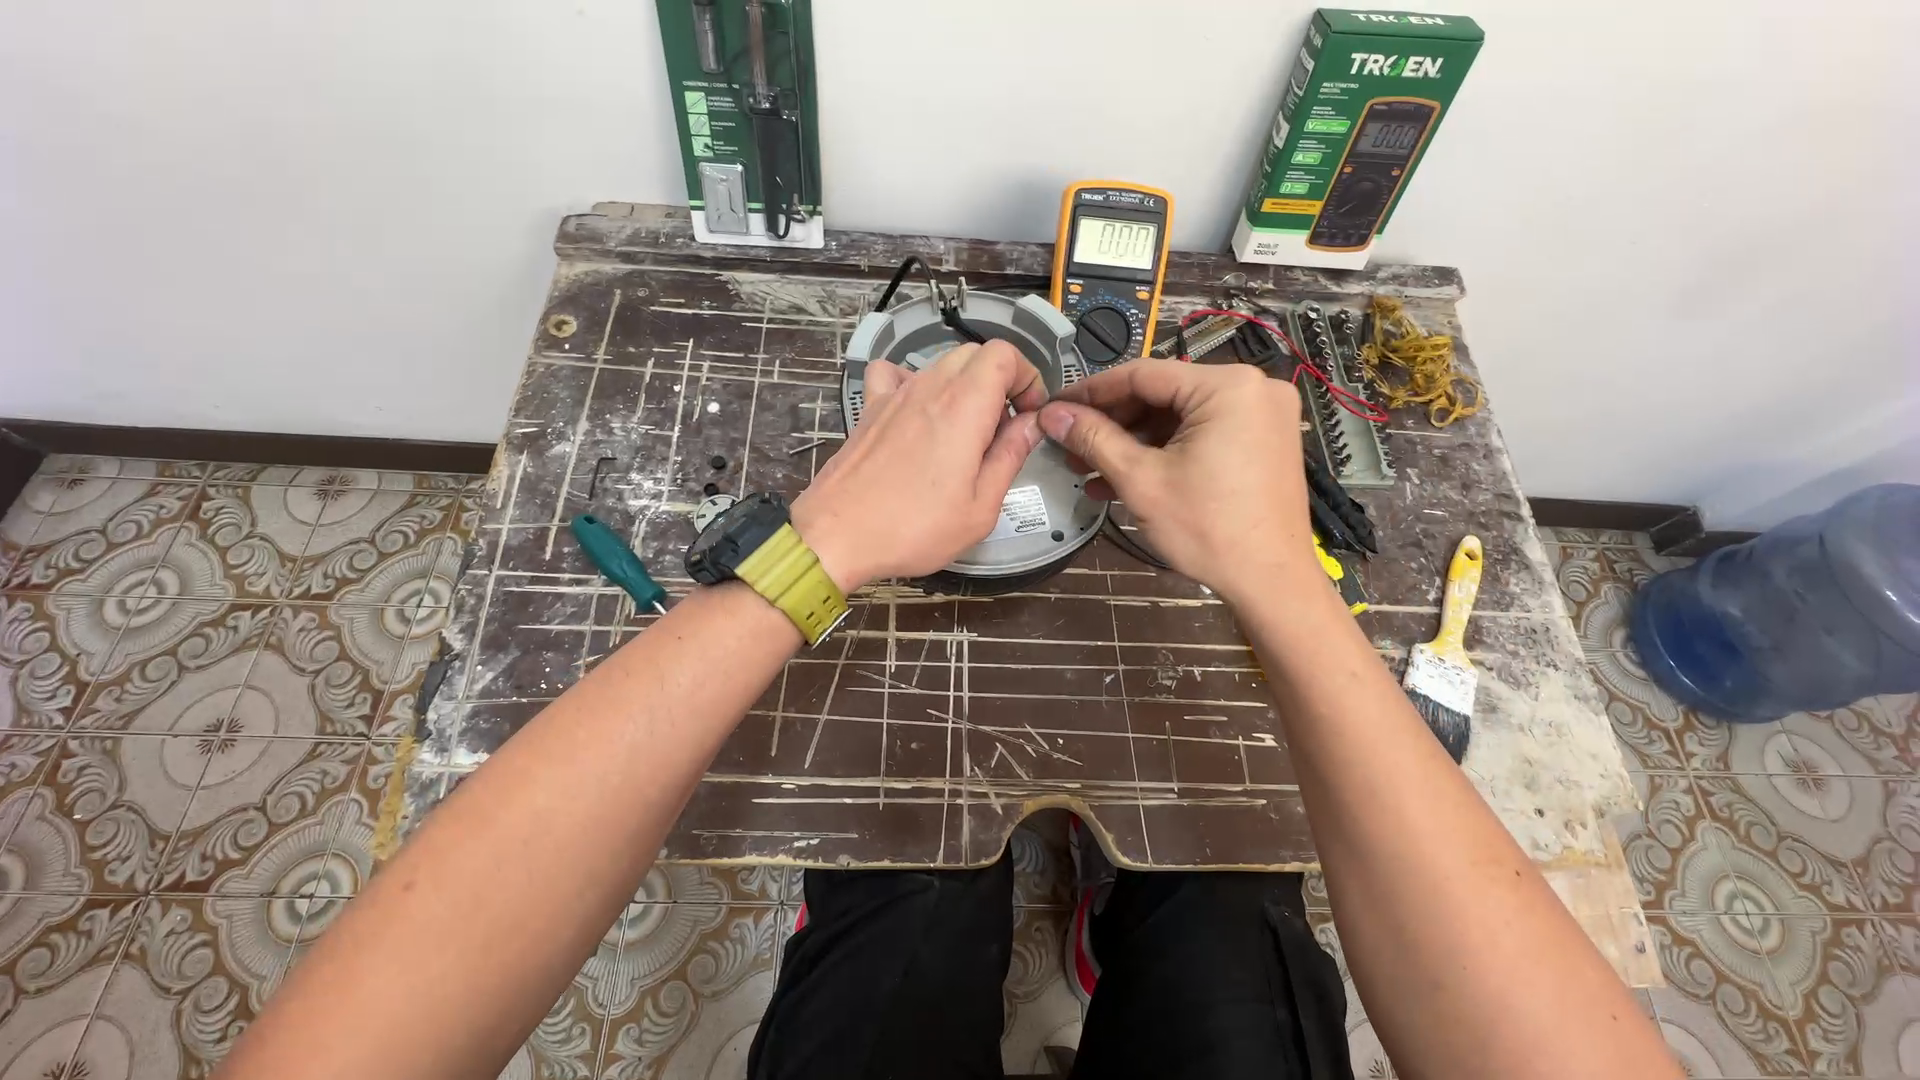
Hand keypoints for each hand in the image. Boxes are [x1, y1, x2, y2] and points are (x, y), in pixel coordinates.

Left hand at [793, 340, 1047, 590]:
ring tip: (967, 434)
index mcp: (964, 408)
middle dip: (1001, 382)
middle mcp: (929, 389)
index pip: (1004, 354)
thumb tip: (1032, 424)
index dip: (1027, 377)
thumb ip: (1011, 456)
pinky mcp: (871, 409)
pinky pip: (896, 374)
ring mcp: (895, 395)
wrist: (837, 537)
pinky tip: (920, 415)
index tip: (1030, 415)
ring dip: (965, 387)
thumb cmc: (911, 529)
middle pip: (976, 354)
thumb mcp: (980, 508)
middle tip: (1004, 429)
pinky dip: (916, 383)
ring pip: (941, 364)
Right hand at [1037, 360, 1315, 604]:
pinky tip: (1126, 477)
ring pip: (1179, 416)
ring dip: (1133, 442)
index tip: (1055, 407)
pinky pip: (1203, 433)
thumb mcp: (1141, 480)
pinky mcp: (1263, 440)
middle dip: (1112, 423)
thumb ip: (1094, 439)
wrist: (1271, 583)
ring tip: (1090, 468)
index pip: (1142, 374)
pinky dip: (1165, 452)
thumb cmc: (1208, 530)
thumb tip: (1052, 414)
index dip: (1091, 392)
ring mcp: (1262, 414)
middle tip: (1069, 446)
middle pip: (1162, 394)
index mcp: (1228, 385)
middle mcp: (1252, 387)